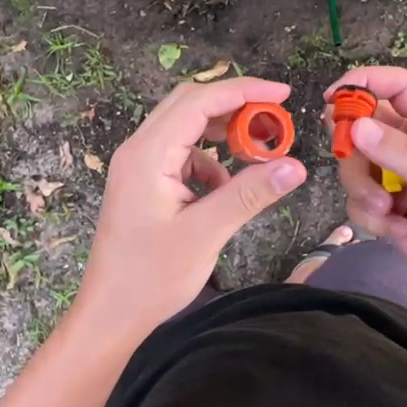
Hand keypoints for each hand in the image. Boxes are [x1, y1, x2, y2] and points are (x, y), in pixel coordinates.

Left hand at [78, 76, 306, 328]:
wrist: (110, 314)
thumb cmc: (151, 277)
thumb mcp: (206, 233)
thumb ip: (250, 194)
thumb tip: (295, 165)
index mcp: (148, 154)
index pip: (198, 102)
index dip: (244, 91)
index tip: (284, 94)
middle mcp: (138, 150)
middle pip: (189, 105)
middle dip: (234, 106)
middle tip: (275, 119)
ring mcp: (138, 166)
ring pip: (185, 129)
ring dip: (222, 134)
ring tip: (258, 152)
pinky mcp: (143, 184)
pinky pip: (180, 155)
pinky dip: (208, 161)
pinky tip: (225, 189)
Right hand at [326, 66, 406, 311]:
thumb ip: (400, 153)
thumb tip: (355, 125)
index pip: (398, 87)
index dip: (364, 83)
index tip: (331, 98)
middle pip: (365, 126)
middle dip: (353, 147)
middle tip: (349, 161)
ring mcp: (399, 179)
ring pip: (355, 166)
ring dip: (362, 189)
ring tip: (386, 211)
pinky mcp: (388, 209)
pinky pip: (358, 200)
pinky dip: (369, 216)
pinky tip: (397, 231)